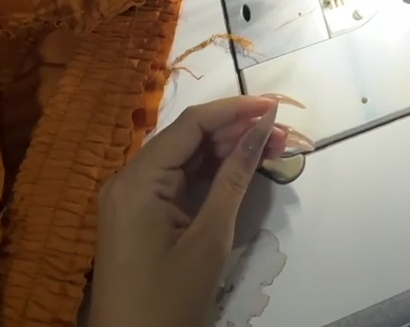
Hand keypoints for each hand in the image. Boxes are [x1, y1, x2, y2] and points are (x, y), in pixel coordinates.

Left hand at [93, 97, 291, 326]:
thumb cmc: (168, 303)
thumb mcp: (209, 238)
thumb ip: (235, 176)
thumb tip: (263, 127)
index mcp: (137, 180)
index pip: (191, 124)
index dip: (235, 109)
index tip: (273, 106)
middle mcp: (129, 179)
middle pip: (189, 137)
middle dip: (237, 129)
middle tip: (281, 132)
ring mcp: (133, 197)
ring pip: (187, 155)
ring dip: (228, 148)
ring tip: (272, 146)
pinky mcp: (141, 214)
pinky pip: (180, 178)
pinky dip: (212, 171)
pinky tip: (244, 165)